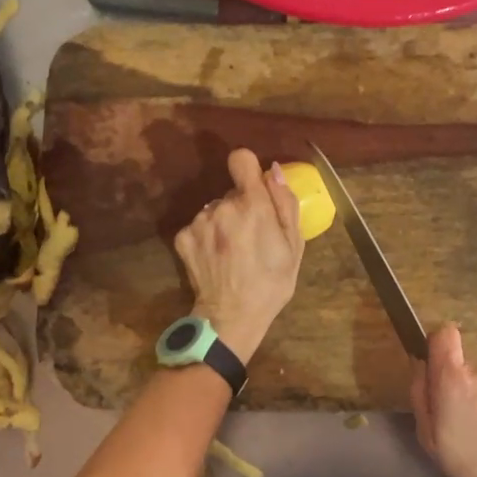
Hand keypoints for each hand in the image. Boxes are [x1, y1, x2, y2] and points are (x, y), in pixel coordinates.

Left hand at [175, 149, 304, 359]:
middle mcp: (221, 207)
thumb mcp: (294, 246)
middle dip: (243, 207)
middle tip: (253, 237)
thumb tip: (273, 171)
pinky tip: (217, 260)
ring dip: (224, 223)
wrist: (231, 318)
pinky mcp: (183, 238)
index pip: (240, 159)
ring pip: (215, 210)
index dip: (248, 168)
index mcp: (252, 205)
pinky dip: (207, 238)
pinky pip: (198, 227)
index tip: (255, 185)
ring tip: (234, 252)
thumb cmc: (271, 284)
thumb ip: (285, 203)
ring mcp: (198, 222)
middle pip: (232, 192)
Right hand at [409, 324, 476, 476]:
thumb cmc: (466, 466)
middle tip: (453, 422)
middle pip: (462, 367)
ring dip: (475, 399)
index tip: (433, 370)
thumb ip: (420, 395)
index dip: (436, 346)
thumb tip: (420, 367)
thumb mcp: (428, 437)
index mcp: (454, 379)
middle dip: (454, 386)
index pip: (445, 334)